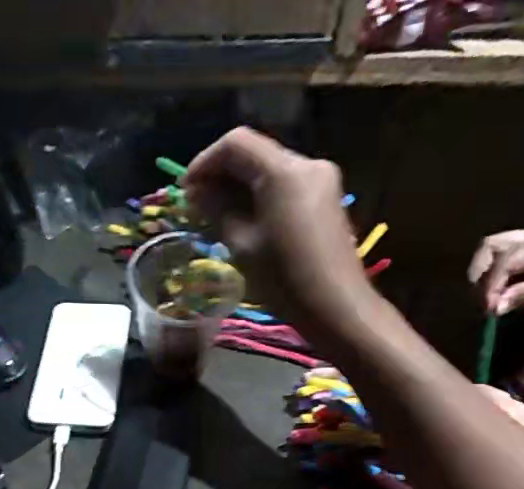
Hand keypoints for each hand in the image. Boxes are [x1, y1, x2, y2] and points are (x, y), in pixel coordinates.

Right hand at [184, 127, 374, 333]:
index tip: (185, 190)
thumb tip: (197, 192)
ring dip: (241, 187)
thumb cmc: (286, 280)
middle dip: (222, 175)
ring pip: (271, 171)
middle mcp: (306, 164)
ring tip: (218, 215)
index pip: (235, 144)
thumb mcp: (243, 245)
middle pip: (255, 154)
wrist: (338, 308)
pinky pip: (287, 187)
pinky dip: (262, 197)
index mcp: (284, 171)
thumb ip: (217, 210)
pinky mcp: (327, 200)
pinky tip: (246, 221)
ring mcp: (322, 181)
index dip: (204, 162)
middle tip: (198, 204)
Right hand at [468, 225, 523, 315]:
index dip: (490, 287)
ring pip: (496, 246)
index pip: (503, 262)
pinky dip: (498, 268)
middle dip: (480, 273)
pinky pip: (508, 250)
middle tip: (482, 300)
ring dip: (487, 270)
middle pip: (491, 245)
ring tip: (489, 295)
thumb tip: (495, 306)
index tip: (488, 311)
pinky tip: (503, 288)